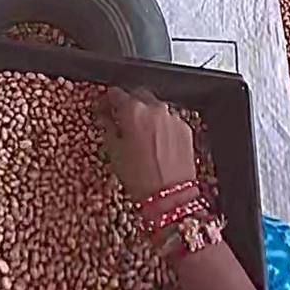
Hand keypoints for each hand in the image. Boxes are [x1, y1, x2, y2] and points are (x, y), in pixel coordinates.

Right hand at [100, 86, 197, 202]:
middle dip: (129, 102)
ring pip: (156, 106)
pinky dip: (161, 124)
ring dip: (147, 113)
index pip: (117, 94)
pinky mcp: (185, 128)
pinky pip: (169, 119)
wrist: (171, 196)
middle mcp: (155, 109)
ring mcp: (172, 117)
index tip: (104, 105)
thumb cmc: (139, 177)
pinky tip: (156, 141)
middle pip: (139, 95)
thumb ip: (108, 127)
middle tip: (122, 116)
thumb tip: (104, 115)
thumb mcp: (115, 151)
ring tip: (140, 132)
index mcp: (133, 111)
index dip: (108, 98)